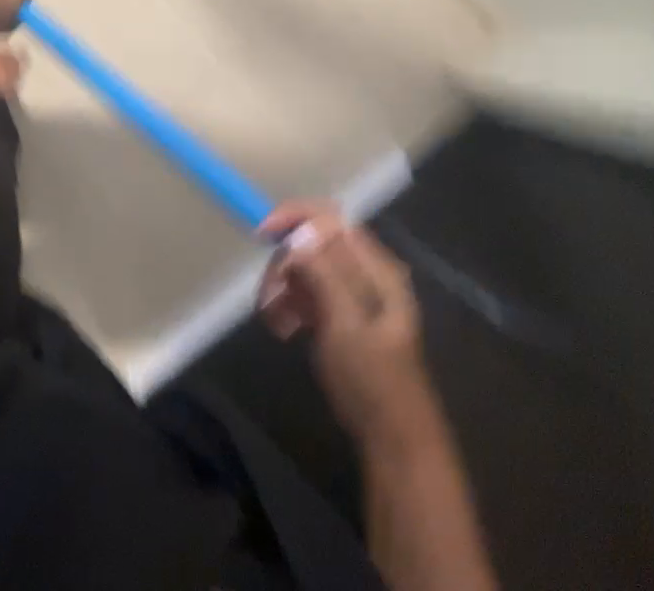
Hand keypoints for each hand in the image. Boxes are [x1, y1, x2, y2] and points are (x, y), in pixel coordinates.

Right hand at [257, 201, 442, 451]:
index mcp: (376, 271)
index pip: (332, 221)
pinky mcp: (340, 314)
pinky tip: (283, 329)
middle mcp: (366, 275)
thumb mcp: (345, 325)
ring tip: (274, 321)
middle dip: (283, 266)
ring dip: (281, 289)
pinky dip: (288, 305)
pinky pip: (305, 293)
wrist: (392, 434)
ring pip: (303, 270)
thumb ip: (324, 275)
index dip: (295, 218)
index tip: (260, 235)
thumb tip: (300, 231)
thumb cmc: (373, 379)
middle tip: (267, 298)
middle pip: (311, 245)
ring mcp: (352, 295)